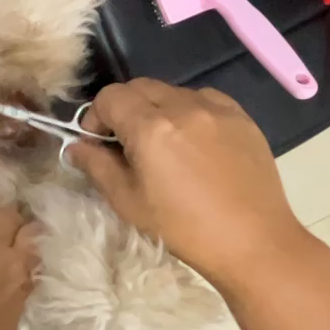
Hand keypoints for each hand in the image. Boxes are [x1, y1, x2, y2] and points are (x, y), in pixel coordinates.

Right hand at [64, 79, 316, 293]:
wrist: (253, 242)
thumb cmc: (182, 227)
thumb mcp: (127, 201)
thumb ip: (96, 165)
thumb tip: (76, 147)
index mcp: (151, 128)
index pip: (110, 97)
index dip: (95, 116)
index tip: (98, 143)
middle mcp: (184, 108)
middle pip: (139, 87)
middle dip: (123, 109)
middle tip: (124, 142)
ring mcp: (217, 110)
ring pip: (171, 91)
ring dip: (155, 108)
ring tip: (161, 142)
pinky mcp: (242, 118)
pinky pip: (203, 99)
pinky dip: (187, 110)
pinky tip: (191, 140)